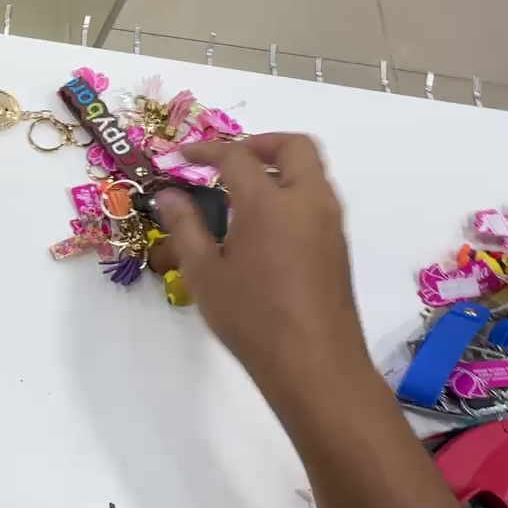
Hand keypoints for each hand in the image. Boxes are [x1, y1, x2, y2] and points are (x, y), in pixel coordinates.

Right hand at [154, 134, 370, 408]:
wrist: (314, 365)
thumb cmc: (251, 316)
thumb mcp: (203, 271)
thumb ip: (185, 225)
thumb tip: (169, 195)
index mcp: (270, 204)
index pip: (236, 156)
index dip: (204, 150)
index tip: (178, 159)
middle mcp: (308, 203)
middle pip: (295, 146)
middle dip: (258, 143)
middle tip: (224, 163)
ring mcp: (330, 223)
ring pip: (311, 171)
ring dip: (277, 166)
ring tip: (237, 192)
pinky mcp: (337, 245)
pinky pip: (315, 197)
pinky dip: (288, 191)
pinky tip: (258, 225)